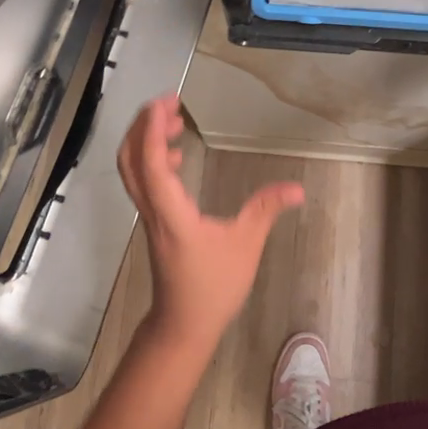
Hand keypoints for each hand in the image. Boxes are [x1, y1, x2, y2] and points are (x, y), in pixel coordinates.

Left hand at [116, 95, 304, 350]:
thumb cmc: (212, 288)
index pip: (151, 163)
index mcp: (171, 212)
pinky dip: (152, 159)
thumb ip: (266, 211)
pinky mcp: (155, 222)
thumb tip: (297, 188)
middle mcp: (153, 209)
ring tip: (174, 120)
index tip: (167, 102)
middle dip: (143, 125)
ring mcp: (150, 216)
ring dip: (146, 140)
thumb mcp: (245, 246)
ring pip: (133, 169)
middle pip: (131, 159)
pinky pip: (143, 181)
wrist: (182, 326)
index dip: (153, 129)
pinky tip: (178, 156)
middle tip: (169, 102)